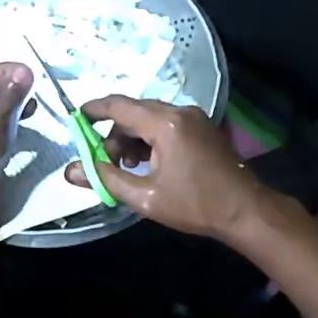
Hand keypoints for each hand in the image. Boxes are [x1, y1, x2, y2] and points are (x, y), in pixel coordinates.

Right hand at [64, 95, 273, 240]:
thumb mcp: (145, 197)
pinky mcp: (201, 127)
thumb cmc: (195, 205)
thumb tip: (71, 171)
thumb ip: (105, 179)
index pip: (119, 106)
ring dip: (131, 138)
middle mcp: (179, 112)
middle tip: (104, 161)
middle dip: (113, 133)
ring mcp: (193, 117)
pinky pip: (165, 123)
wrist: (246, 211)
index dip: (94, 110)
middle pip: (133, 111)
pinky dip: (149, 138)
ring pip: (149, 118)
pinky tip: (147, 163)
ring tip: (127, 168)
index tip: (75, 118)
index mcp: (165, 124)